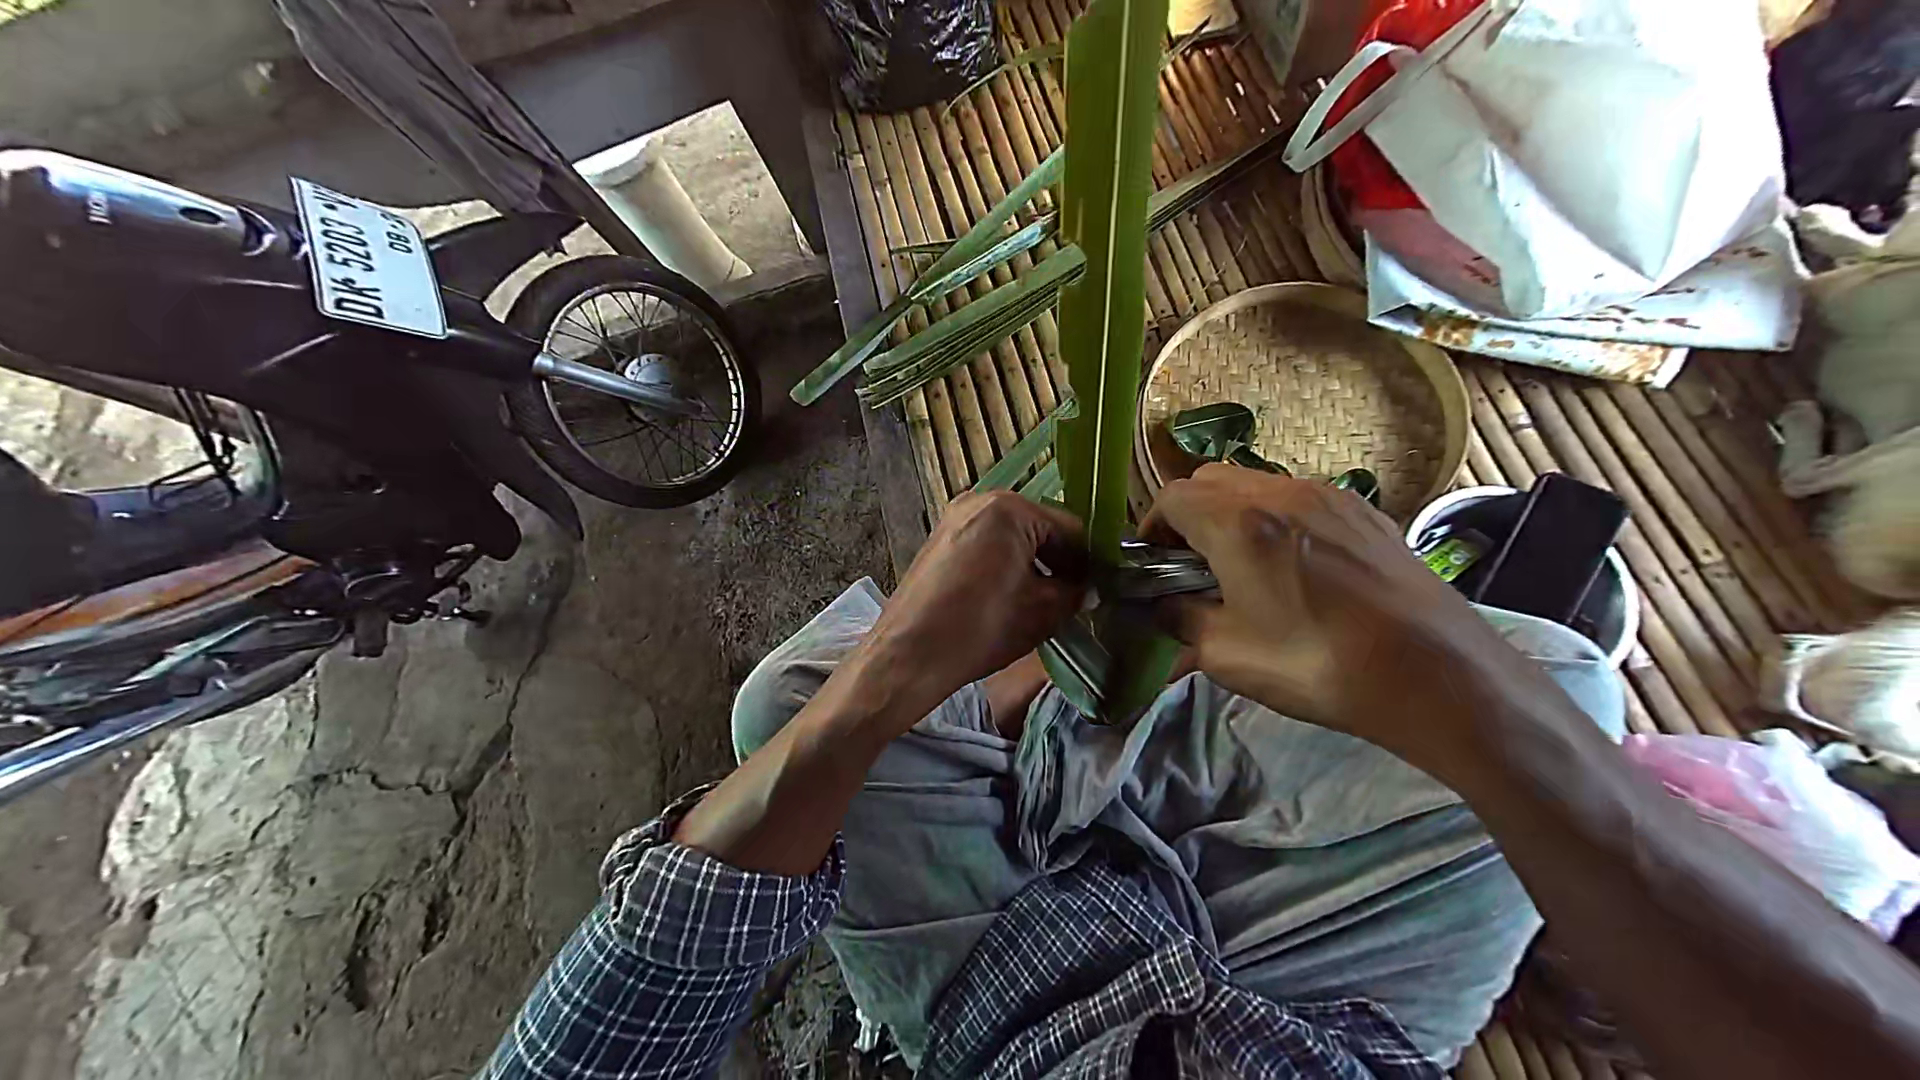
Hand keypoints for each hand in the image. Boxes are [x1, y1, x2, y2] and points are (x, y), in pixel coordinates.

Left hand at [854, 492, 1086, 725]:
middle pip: (1038, 527)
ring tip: (1042, 601)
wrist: (909, 654)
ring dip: (1032, 563)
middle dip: (1058, 561)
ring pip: (1011, 536)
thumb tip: (1089, 589)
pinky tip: (1009, 596)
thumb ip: (1075, 592)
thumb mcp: (1042, 611)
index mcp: (1009, 509)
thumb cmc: (981, 627)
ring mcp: (954, 518)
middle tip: (1074, 597)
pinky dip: (1004, 563)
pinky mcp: (939, 539)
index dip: (1088, 560)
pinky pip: (986, 543)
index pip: (1069, 528)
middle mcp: (979, 501)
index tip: (1098, 588)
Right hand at [1141, 465, 1525, 767]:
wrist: (1436, 673)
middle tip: (1191, 562)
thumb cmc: (1317, 663)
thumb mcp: (1226, 654)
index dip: (1151, 527)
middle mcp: (1279, 494)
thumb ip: (1180, 619)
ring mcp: (1326, 496)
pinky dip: (1273, 516)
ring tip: (1241, 562)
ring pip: (1255, 482)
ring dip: (1230, 511)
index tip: (1154, 562)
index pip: (1171, 498)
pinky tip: (1291, 563)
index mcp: (1237, 523)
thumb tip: (1165, 606)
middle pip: (1209, 479)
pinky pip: (1298, 496)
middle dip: (1187, 514)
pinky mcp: (1363, 510)